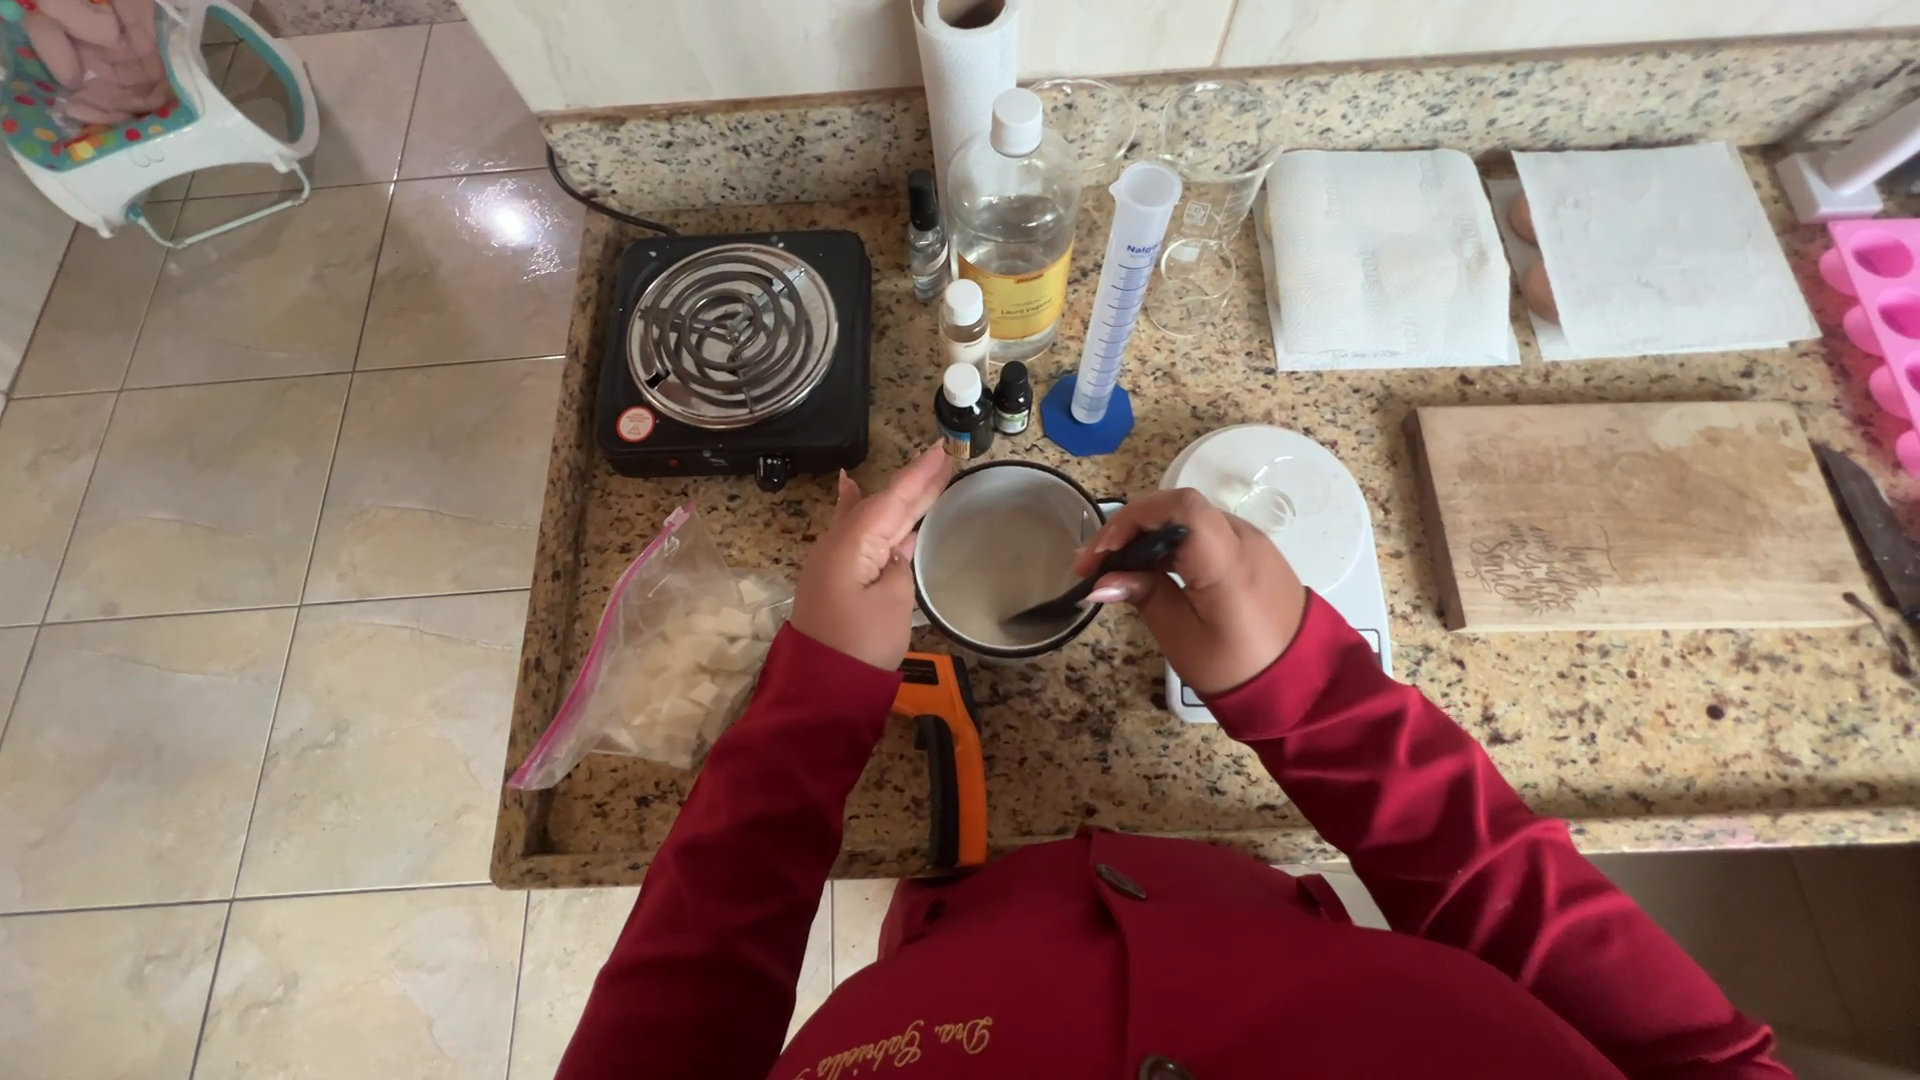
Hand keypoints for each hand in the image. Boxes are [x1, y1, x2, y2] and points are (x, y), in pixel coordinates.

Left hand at [790, 446, 952, 670]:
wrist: (823, 686)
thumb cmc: (861, 646)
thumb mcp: (893, 603)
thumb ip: (899, 567)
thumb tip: (898, 550)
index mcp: (851, 544)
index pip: (891, 500)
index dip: (918, 476)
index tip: (941, 451)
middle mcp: (838, 544)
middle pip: (880, 505)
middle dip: (912, 483)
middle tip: (942, 458)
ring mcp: (833, 560)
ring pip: (868, 517)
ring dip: (895, 498)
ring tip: (920, 474)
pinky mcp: (835, 577)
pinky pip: (857, 533)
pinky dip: (867, 513)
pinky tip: (855, 491)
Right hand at [1073, 489, 1307, 695]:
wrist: (1303, 683)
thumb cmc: (1237, 667)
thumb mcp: (1181, 637)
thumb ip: (1143, 596)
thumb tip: (1100, 581)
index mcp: (1227, 560)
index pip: (1179, 506)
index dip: (1132, 518)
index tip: (1103, 552)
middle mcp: (1243, 538)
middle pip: (1175, 508)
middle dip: (1127, 528)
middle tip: (1092, 563)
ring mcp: (1249, 542)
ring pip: (1185, 519)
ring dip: (1143, 536)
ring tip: (1110, 567)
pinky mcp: (1250, 552)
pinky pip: (1200, 534)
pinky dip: (1166, 544)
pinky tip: (1144, 569)